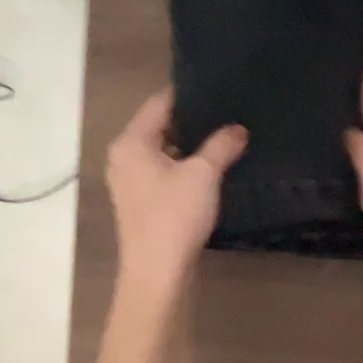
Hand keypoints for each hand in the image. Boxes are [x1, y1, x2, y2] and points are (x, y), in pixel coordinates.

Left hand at [106, 87, 246, 280]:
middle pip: (160, 126)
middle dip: (193, 122)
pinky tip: (212, 171)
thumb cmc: (175, 216)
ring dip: (191, 147)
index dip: (190, 95)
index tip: (219, 89)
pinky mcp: (141, 203)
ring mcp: (130, 182)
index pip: (160, 103)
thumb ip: (221, 146)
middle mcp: (124, 157)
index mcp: (132, 142)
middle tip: (228, 113)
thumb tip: (238, 128)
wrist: (157, 272)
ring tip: (226, 140)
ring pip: (163, 152)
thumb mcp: (203, 175)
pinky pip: (164, 173)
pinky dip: (185, 168)